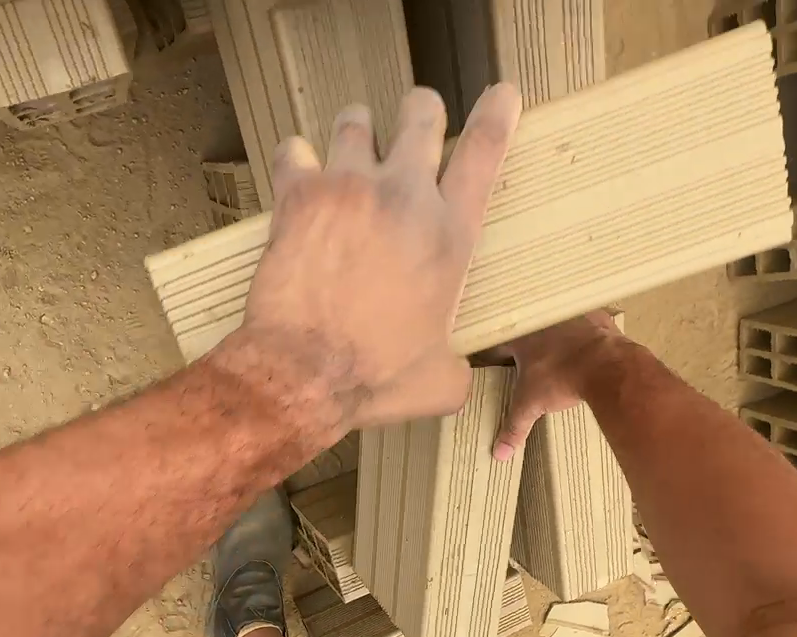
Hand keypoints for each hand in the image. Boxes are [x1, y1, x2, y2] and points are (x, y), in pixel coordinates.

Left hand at [229, 84, 523, 432]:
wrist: (306, 373)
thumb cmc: (375, 379)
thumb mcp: (440, 383)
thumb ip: (457, 365)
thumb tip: (457, 372)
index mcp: (449, 237)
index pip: (485, 153)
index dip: (498, 115)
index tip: (502, 95)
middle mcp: (405, 198)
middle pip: (422, 115)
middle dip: (420, 116)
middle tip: (412, 130)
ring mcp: (350, 188)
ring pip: (356, 120)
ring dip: (357, 133)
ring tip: (350, 155)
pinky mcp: (299, 195)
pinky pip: (294, 150)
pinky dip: (296, 160)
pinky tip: (297, 177)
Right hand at [492, 311, 628, 460]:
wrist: (606, 364)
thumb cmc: (561, 378)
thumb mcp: (531, 405)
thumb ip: (514, 428)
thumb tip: (499, 454)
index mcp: (521, 336)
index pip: (499, 343)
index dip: (497, 354)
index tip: (498, 362)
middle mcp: (542, 320)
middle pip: (528, 330)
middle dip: (527, 342)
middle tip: (528, 358)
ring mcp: (570, 315)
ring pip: (556, 322)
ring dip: (555, 334)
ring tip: (557, 351)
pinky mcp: (596, 317)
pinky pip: (584, 322)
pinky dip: (583, 333)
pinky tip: (584, 345)